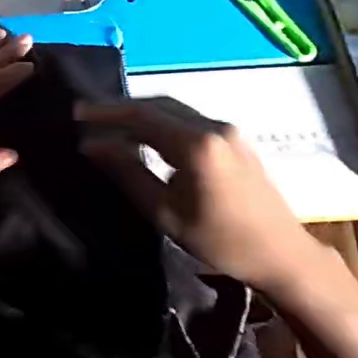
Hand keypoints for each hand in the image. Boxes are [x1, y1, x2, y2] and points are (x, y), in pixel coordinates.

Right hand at [78, 98, 327, 295]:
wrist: (281, 253)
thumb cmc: (221, 242)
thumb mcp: (166, 213)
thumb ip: (128, 173)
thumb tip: (92, 146)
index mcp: (197, 144)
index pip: (143, 115)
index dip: (106, 112)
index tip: (76, 113)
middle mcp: (214, 125)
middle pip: (159, 104)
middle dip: (121, 109)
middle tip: (87, 116)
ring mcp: (227, 128)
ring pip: (175, 109)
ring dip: (142, 114)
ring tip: (109, 124)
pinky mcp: (234, 137)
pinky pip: (190, 120)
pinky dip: (163, 122)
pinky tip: (145, 135)